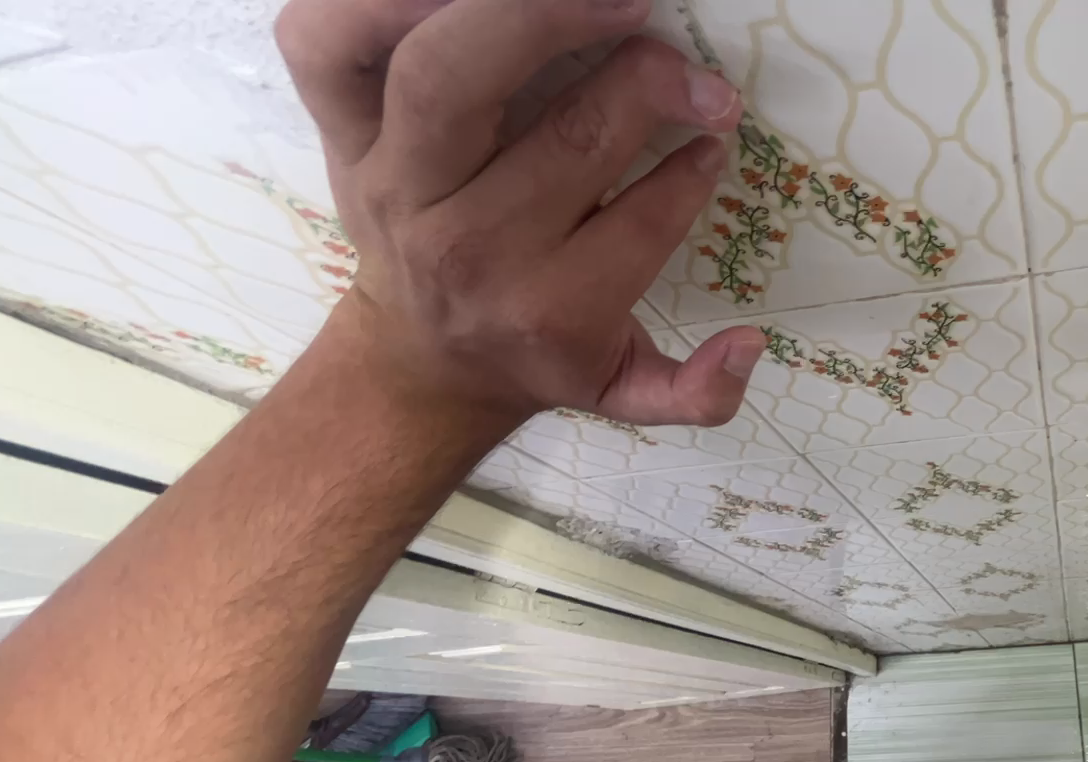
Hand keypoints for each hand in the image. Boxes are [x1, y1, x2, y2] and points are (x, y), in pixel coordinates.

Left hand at [274, 0, 765, 428]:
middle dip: (650, 89)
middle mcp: (476, 247)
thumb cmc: (543, 361)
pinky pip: (333, 40)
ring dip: (539, 13)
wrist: (427, 359)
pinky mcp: (340, 137)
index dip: (691, 174)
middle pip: (571, 140)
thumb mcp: (628, 397)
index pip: (642, 221)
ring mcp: (399, 184)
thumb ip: (700, 394)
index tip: (717, 139)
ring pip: (449, 72)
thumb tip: (753, 342)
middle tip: (700, 73)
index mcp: (554, 309)